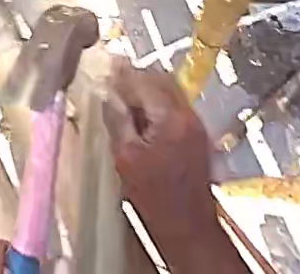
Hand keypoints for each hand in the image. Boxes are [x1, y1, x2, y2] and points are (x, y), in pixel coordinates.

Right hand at [104, 58, 215, 218]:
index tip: (102, 71)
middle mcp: (188, 113)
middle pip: (159, 78)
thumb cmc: (154, 196)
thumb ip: (116, 117)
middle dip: (135, 77)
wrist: (189, 229)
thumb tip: (106, 91)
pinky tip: (141, 116)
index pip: (143, 80)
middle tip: (112, 84)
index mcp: (170, 117)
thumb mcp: (126, 156)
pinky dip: (156, 101)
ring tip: (124, 100)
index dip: (121, 75)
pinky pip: (174, 102)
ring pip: (168, 88)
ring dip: (146, 88)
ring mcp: (195, 122)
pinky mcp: (197, 132)